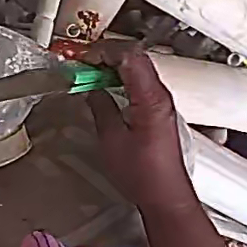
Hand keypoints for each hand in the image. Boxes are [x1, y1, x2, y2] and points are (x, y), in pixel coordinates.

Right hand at [80, 41, 195, 213]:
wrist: (164, 195)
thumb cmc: (143, 174)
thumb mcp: (111, 139)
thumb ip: (100, 107)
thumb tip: (91, 89)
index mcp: (151, 99)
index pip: (129, 57)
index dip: (102, 51)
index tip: (82, 57)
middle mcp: (160, 96)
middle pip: (135, 57)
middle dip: (106, 54)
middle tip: (83, 61)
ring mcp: (161, 102)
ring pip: (138, 67)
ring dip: (112, 65)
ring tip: (90, 72)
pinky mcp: (158, 111)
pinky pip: (139, 82)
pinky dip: (120, 77)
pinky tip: (105, 86)